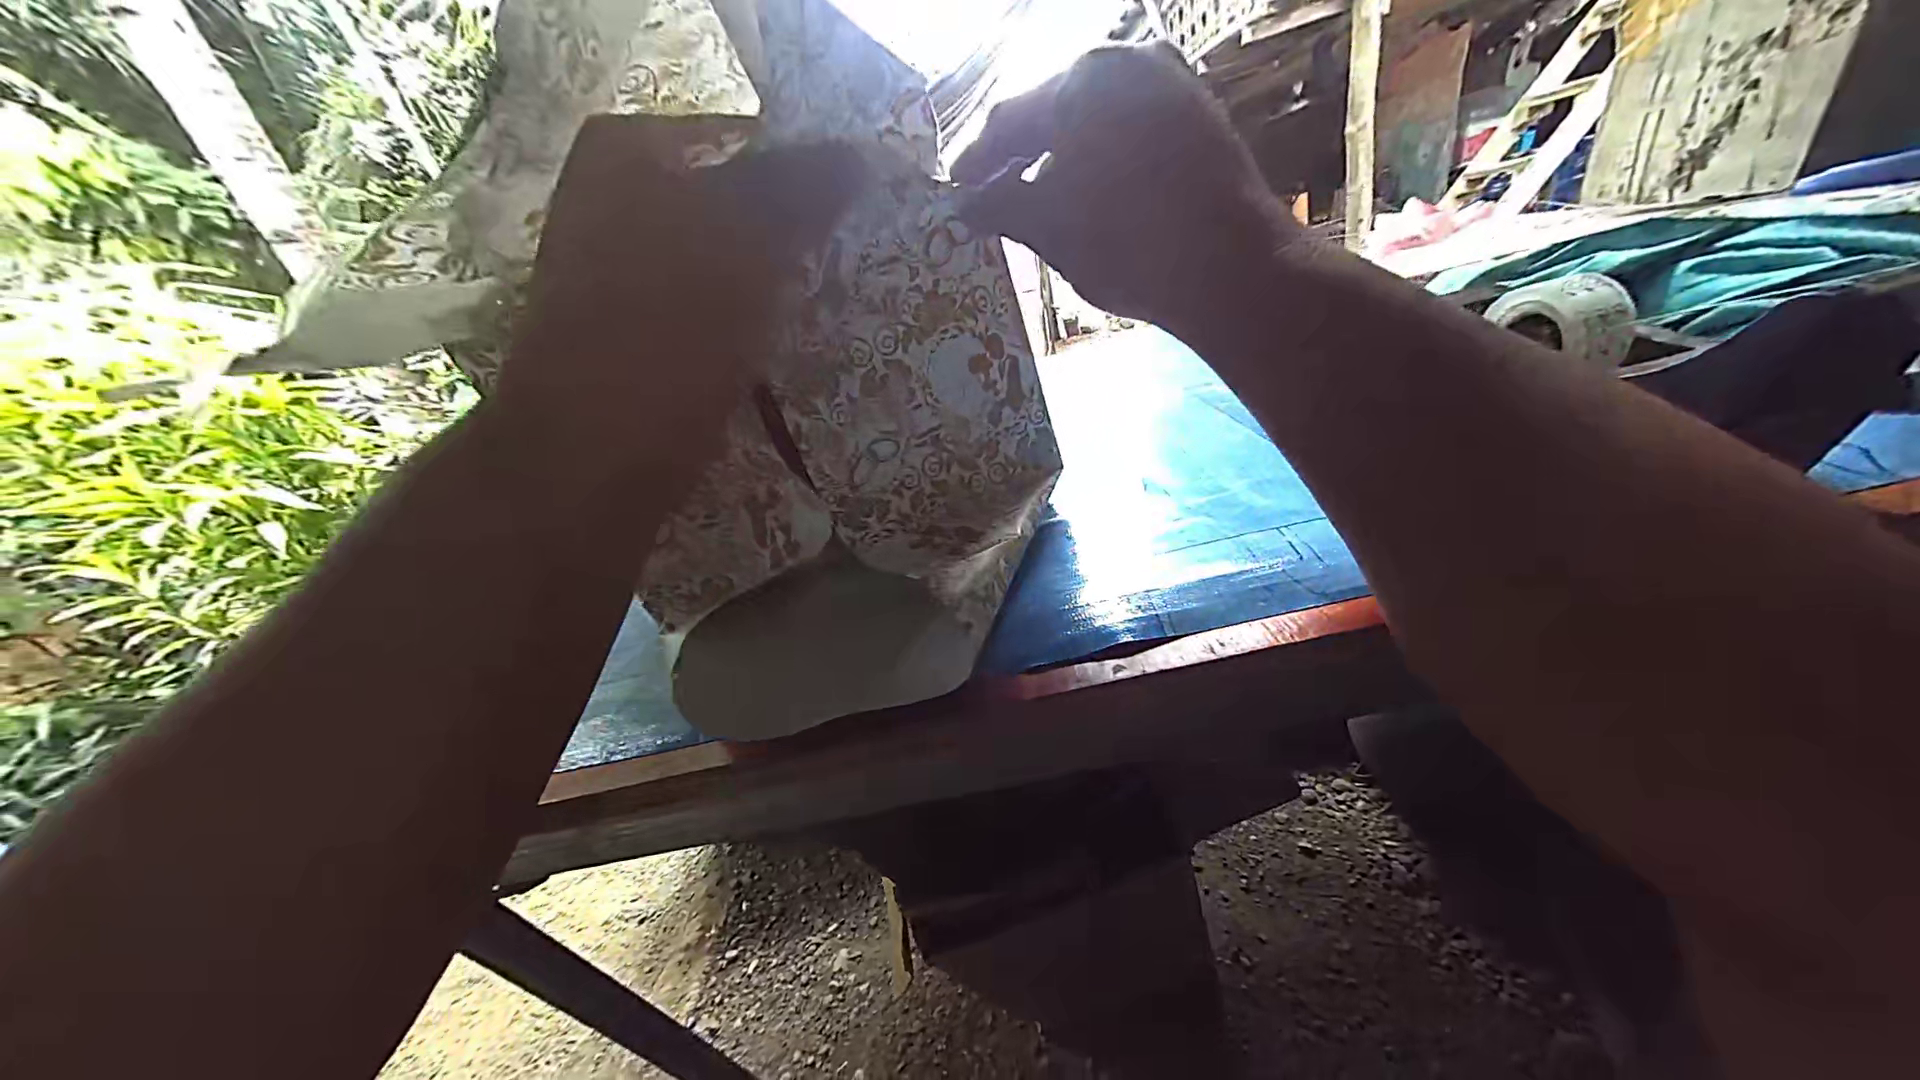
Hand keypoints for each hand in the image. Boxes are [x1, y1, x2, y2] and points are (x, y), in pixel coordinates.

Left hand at [494, 115, 865, 486]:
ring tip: (849, 305)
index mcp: (630, 159)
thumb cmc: (658, 340)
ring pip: (739, 268)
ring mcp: (639, 280)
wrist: (591, 462)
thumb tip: (859, 153)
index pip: (750, 143)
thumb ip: (798, 191)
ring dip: (791, 287)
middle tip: (865, 261)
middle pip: (743, 208)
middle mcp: (626, 210)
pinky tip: (807, 346)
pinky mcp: (656, 340)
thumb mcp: (736, 248)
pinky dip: (766, 326)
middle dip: (806, 236)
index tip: (868, 211)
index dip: (815, 174)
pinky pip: (728, 316)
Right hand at [953, 43, 1295, 336]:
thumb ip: (1001, 206)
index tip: (955, 188)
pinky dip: (1098, 158)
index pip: (1009, 119)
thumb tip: (965, 204)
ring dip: (1057, 158)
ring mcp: (1169, 82)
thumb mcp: (1052, 228)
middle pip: (1051, 111)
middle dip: (1018, 157)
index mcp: (1081, 79)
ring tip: (1035, 200)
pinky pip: (1126, 129)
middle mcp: (1127, 62)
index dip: (976, 159)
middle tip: (990, 194)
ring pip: (1091, 119)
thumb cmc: (1127, 245)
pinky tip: (1085, 192)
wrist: (1229, 268)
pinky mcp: (1196, 113)